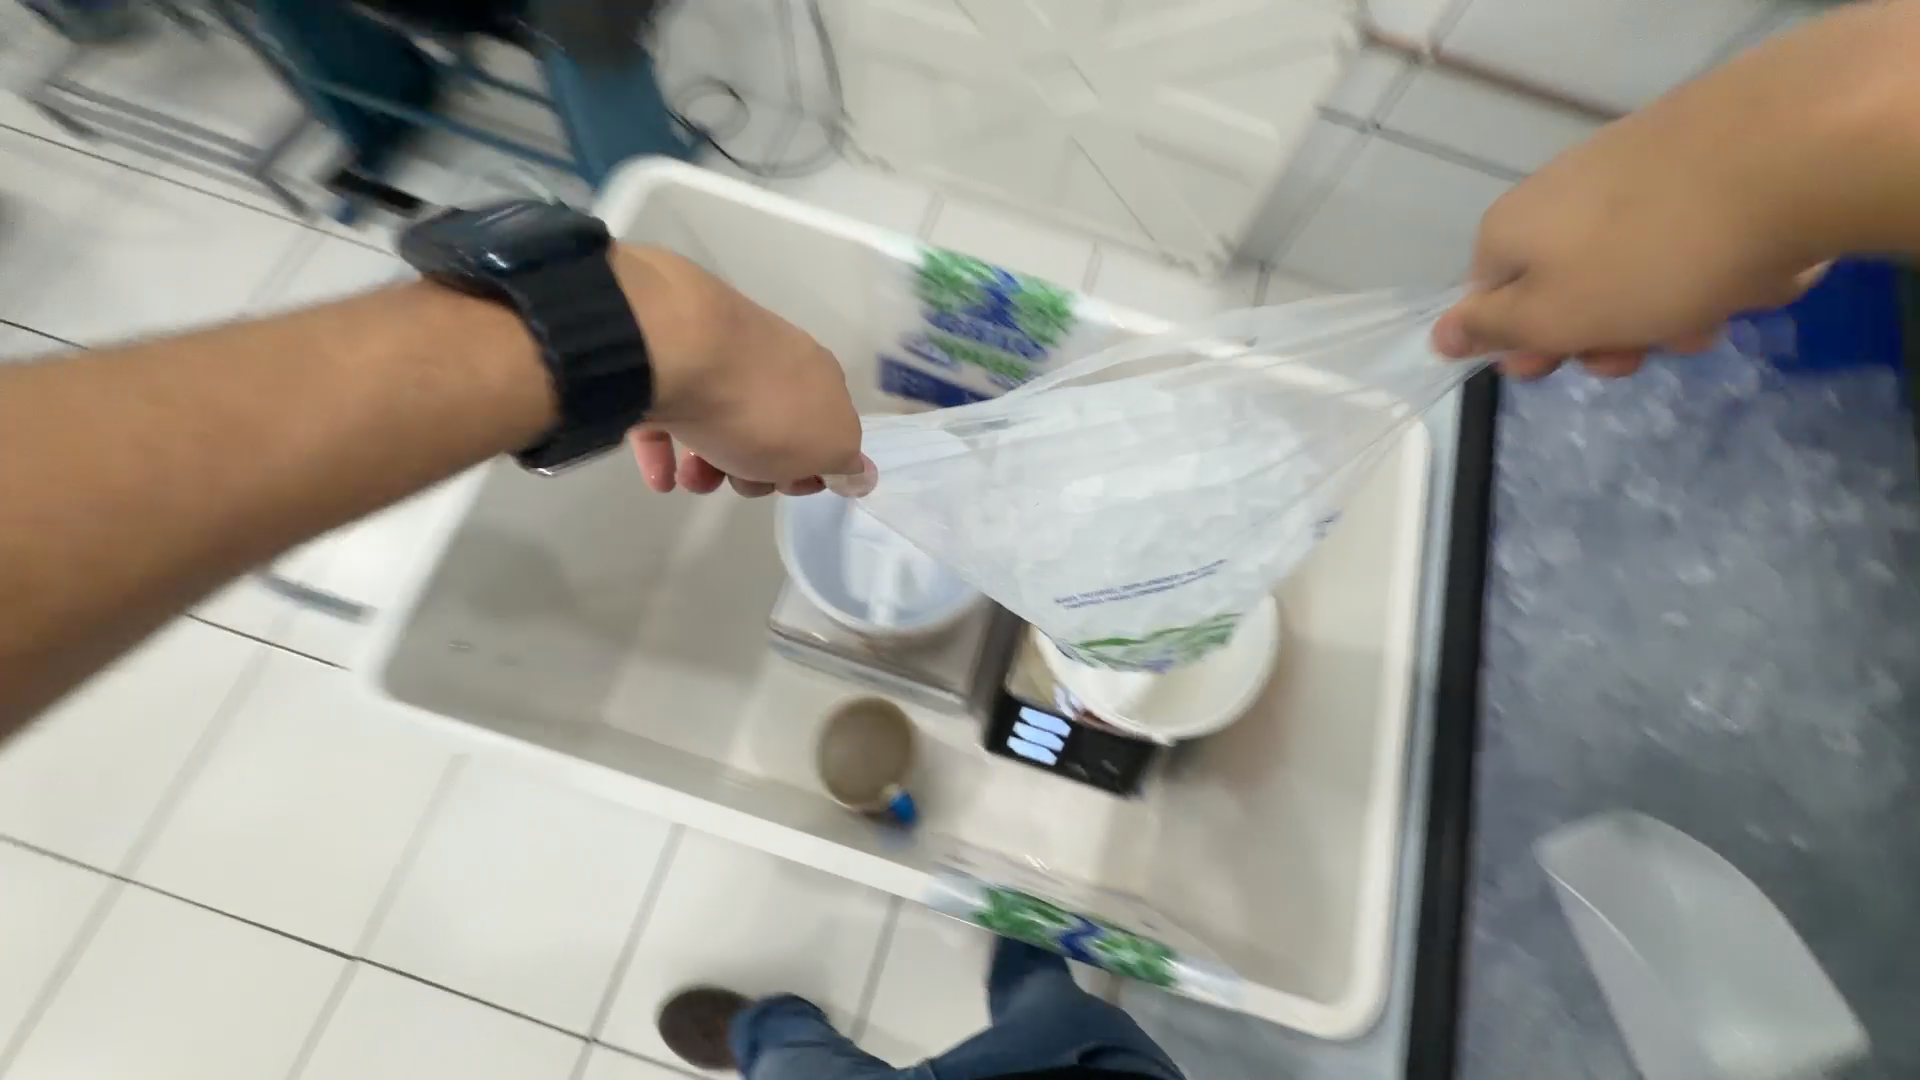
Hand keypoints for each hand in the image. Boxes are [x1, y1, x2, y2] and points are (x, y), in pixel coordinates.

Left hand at [610, 247, 873, 496]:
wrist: (678, 349)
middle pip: (773, 431)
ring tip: (691, 479)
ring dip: (711, 465)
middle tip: (742, 482)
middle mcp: (776, 361)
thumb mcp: (827, 447)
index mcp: (820, 378)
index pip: (826, 430)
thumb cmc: (764, 410)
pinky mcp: (667, 361)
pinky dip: (670, 450)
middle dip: (759, 469)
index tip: (790, 486)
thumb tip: (861, 475)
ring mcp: (720, 357)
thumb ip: (845, 464)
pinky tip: (661, 474)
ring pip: (723, 423)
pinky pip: (673, 413)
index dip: (811, 468)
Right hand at [1428, 13, 1852, 376]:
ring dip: (1668, 306)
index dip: (1525, 344)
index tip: (1559, 367)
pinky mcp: (1704, 152)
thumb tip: (1438, 336)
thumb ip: (1487, 331)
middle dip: (1604, 331)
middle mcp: (1557, 194)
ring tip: (1716, 314)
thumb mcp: (1546, 317)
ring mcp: (1631, 168)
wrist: (1801, 145)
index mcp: (1508, 232)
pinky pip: (1692, 228)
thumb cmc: (1646, 256)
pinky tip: (1755, 267)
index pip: (1490, 302)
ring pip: (1635, 266)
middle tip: (1645, 352)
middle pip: (1565, 288)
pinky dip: (1718, 259)